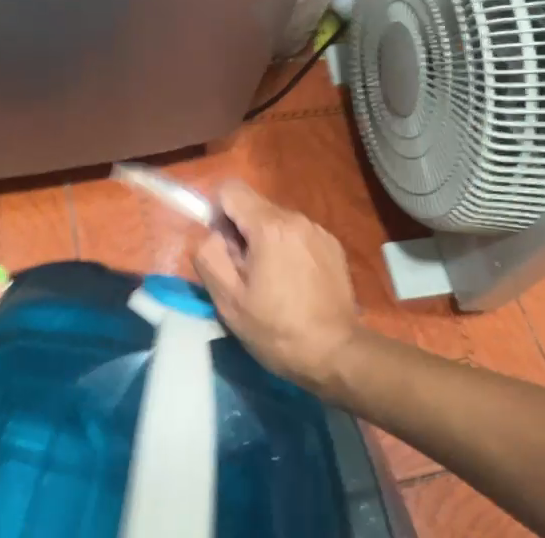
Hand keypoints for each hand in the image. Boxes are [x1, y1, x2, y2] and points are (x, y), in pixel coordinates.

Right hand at [192, 184, 363, 396]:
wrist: (336, 354)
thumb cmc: (276, 330)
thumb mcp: (228, 300)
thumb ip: (209, 255)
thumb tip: (213, 234)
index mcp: (270, 227)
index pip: (231, 189)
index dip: (218, 213)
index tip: (223, 247)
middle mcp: (297, 218)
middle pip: (255, 206)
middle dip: (241, 232)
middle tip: (245, 274)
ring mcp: (319, 231)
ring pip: (277, 221)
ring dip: (266, 241)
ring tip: (272, 282)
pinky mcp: (333, 246)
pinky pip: (298, 235)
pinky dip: (288, 250)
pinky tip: (295, 284)